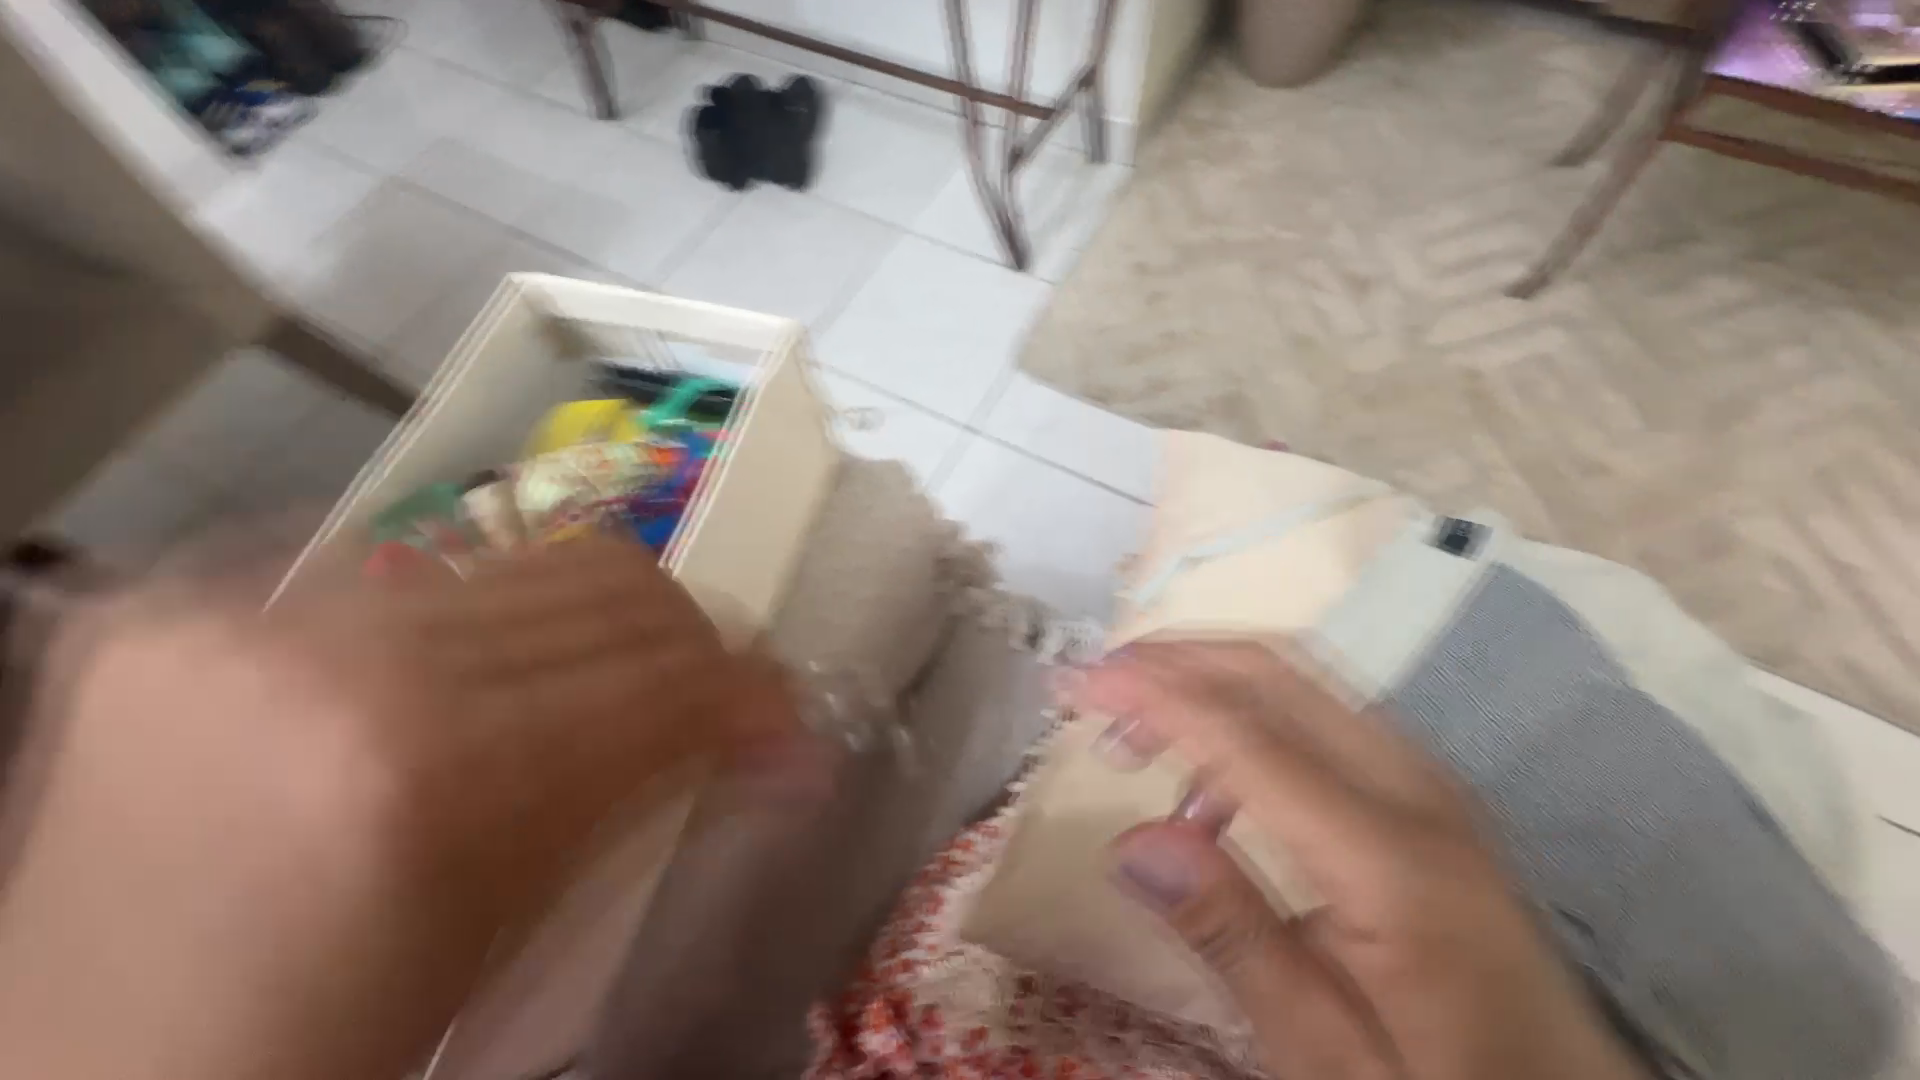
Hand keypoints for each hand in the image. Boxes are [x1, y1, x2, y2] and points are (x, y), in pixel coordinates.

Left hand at [0, 535, 802, 1079]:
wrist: (91, 1063)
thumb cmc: (337, 1026)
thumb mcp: (523, 924)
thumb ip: (655, 795)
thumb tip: (789, 743)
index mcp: (429, 776)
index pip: (659, 682)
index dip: (749, 691)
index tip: (787, 708)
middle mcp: (334, 663)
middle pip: (603, 585)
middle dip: (694, 636)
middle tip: (721, 680)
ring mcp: (243, 615)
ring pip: (520, 555)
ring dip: (599, 617)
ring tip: (617, 665)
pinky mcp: (186, 598)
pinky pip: (413, 568)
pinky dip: (485, 612)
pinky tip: (487, 663)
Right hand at [1064, 642, 1646, 1079]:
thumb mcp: (1327, 1053)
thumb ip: (1234, 938)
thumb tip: (1131, 839)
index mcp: (1389, 859)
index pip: (1246, 736)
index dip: (1151, 695)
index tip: (1074, 681)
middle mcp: (1416, 790)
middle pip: (1276, 672)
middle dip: (1172, 658)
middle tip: (1092, 684)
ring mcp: (1428, 780)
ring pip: (1299, 678)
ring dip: (1206, 677)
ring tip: (1133, 731)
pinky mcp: (1425, 789)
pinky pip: (1321, 714)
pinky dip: (1246, 710)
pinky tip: (1210, 780)